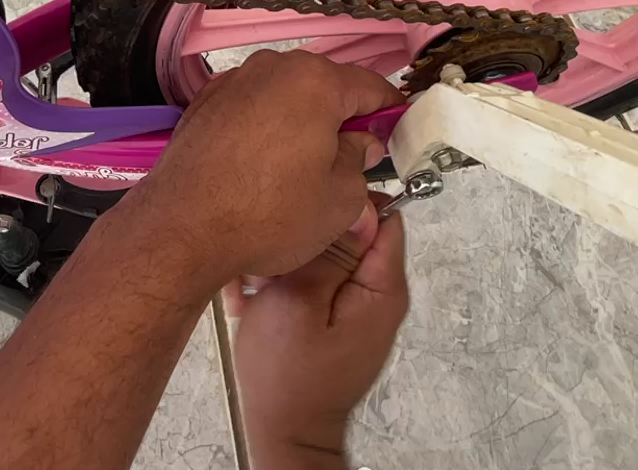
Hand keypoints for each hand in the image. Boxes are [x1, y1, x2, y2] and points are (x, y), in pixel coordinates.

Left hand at [115, 49, 399, 287]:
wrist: (182, 226)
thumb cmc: (270, 213)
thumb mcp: (339, 199)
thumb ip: (361, 160)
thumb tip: (360, 142)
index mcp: (315, 80)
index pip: (370, 86)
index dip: (389, 112)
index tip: (396, 134)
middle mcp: (274, 67)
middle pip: (325, 86)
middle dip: (342, 116)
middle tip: (352, 158)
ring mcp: (235, 80)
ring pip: (286, 94)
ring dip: (302, 120)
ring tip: (303, 165)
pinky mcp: (206, 100)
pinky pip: (252, 105)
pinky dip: (266, 125)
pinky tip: (262, 162)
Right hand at [233, 194, 408, 467]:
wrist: (282, 434)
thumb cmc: (287, 371)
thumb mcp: (300, 301)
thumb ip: (331, 253)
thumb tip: (358, 206)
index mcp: (381, 286)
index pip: (383, 215)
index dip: (343, 202)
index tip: (302, 208)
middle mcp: (377, 292)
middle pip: (349, 233)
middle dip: (304, 236)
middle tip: (267, 256)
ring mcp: (356, 306)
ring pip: (324, 254)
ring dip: (287, 260)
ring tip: (254, 281)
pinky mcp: (334, 317)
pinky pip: (315, 279)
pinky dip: (286, 282)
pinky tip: (255, 296)